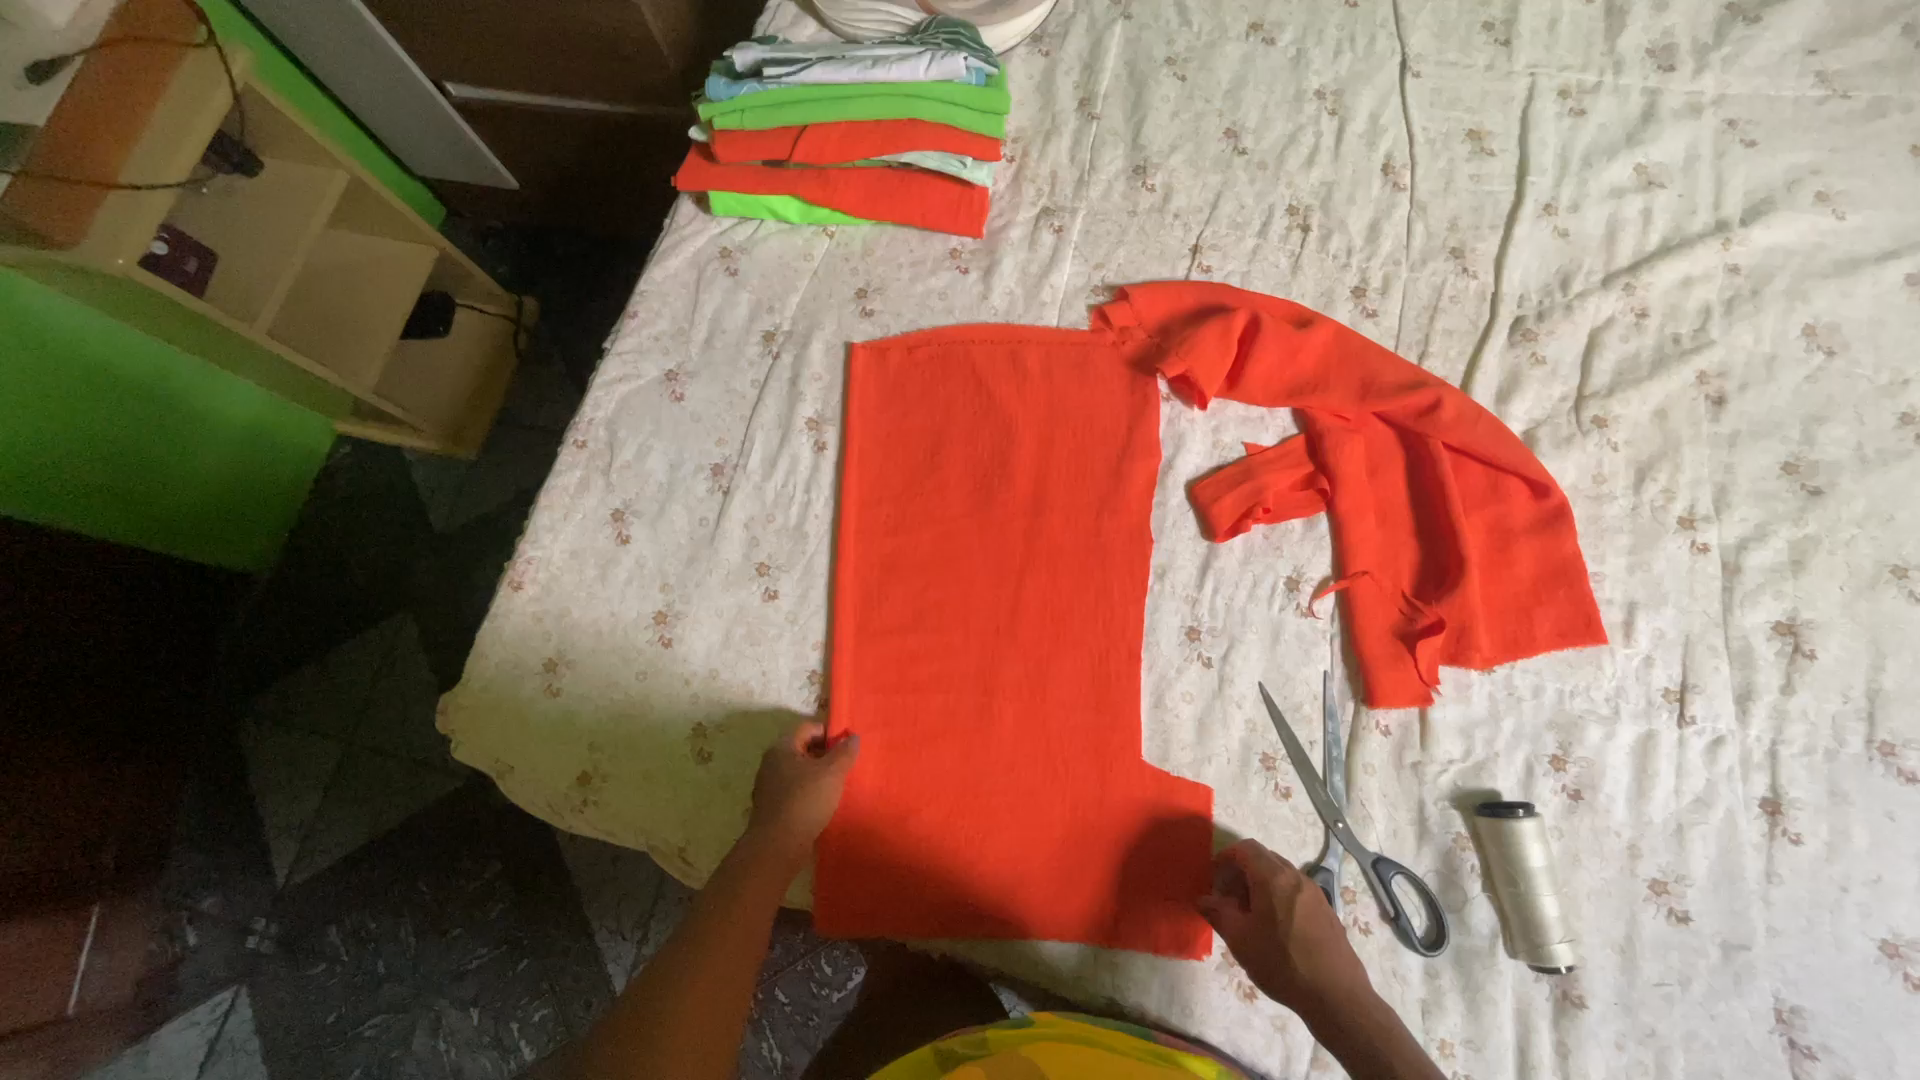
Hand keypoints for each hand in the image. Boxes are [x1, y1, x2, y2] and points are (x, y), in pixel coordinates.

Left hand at [745, 721, 859, 863]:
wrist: (778, 846)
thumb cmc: (805, 801)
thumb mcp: (831, 773)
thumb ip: (845, 752)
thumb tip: (853, 737)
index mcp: (782, 747)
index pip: (810, 728)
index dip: (831, 733)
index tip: (848, 748)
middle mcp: (772, 762)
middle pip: (804, 748)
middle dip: (827, 755)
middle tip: (846, 766)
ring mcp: (770, 785)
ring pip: (800, 771)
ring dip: (819, 775)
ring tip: (839, 786)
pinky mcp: (773, 805)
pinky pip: (796, 789)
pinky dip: (810, 792)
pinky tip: (824, 803)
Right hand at [1197, 839, 1369, 1015]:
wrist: (1337, 996)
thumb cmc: (1282, 963)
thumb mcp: (1240, 940)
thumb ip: (1218, 913)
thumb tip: (1203, 900)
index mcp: (1273, 878)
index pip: (1246, 848)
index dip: (1226, 857)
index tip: (1214, 878)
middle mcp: (1296, 877)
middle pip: (1264, 858)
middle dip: (1242, 870)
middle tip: (1229, 897)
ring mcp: (1316, 893)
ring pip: (1282, 875)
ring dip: (1261, 883)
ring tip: (1251, 914)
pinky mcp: (1327, 911)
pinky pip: (1296, 891)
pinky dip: (1279, 896)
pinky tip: (1276, 928)